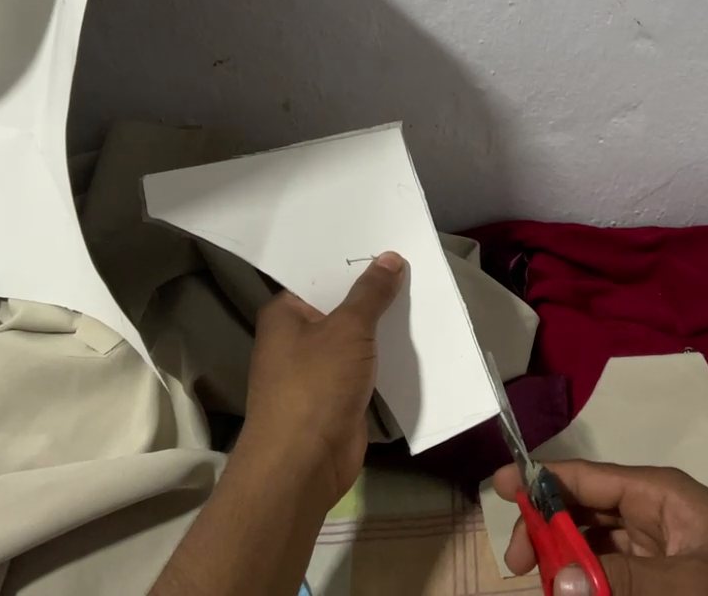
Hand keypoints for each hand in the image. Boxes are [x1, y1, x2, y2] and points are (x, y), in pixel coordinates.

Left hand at [237, 251, 405, 508]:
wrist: (303, 465)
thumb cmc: (315, 385)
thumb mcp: (348, 329)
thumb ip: (371, 293)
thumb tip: (390, 257)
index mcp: (286, 313)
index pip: (320, 275)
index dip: (352, 260)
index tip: (387, 241)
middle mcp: (297, 337)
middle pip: (341, 304)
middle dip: (374, 291)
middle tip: (413, 261)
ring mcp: (317, 368)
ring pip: (356, 336)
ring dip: (383, 323)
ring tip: (421, 291)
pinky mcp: (337, 395)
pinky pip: (365, 364)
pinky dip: (385, 353)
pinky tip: (415, 336)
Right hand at [493, 460, 707, 595]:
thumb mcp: (695, 586)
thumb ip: (627, 582)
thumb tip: (560, 580)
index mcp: (660, 493)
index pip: (588, 478)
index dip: (542, 480)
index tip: (498, 490)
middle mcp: (654, 515)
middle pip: (585, 514)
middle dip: (549, 533)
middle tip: (519, 567)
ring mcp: (661, 551)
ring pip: (597, 549)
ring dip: (569, 565)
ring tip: (541, 582)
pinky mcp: (668, 582)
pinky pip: (618, 576)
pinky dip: (595, 583)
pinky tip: (578, 591)